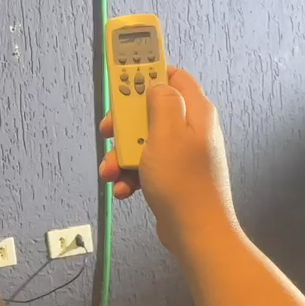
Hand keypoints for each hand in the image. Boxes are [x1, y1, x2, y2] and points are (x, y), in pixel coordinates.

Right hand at [99, 67, 237, 251]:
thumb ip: (161, 101)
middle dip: (124, 123)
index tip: (122, 79)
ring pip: (141, 140)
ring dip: (120, 155)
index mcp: (195, 112)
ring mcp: (180, 152)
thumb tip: (156, 84)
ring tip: (112, 171)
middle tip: (109, 131)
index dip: (146, 73)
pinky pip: (143, 165)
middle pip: (148, 110)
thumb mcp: (167, 133)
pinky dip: (129, 175)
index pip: (172, 76)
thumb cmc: (184, 183)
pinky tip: (124, 188)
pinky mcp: (171, 173)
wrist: (195, 231)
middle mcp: (189, 128)